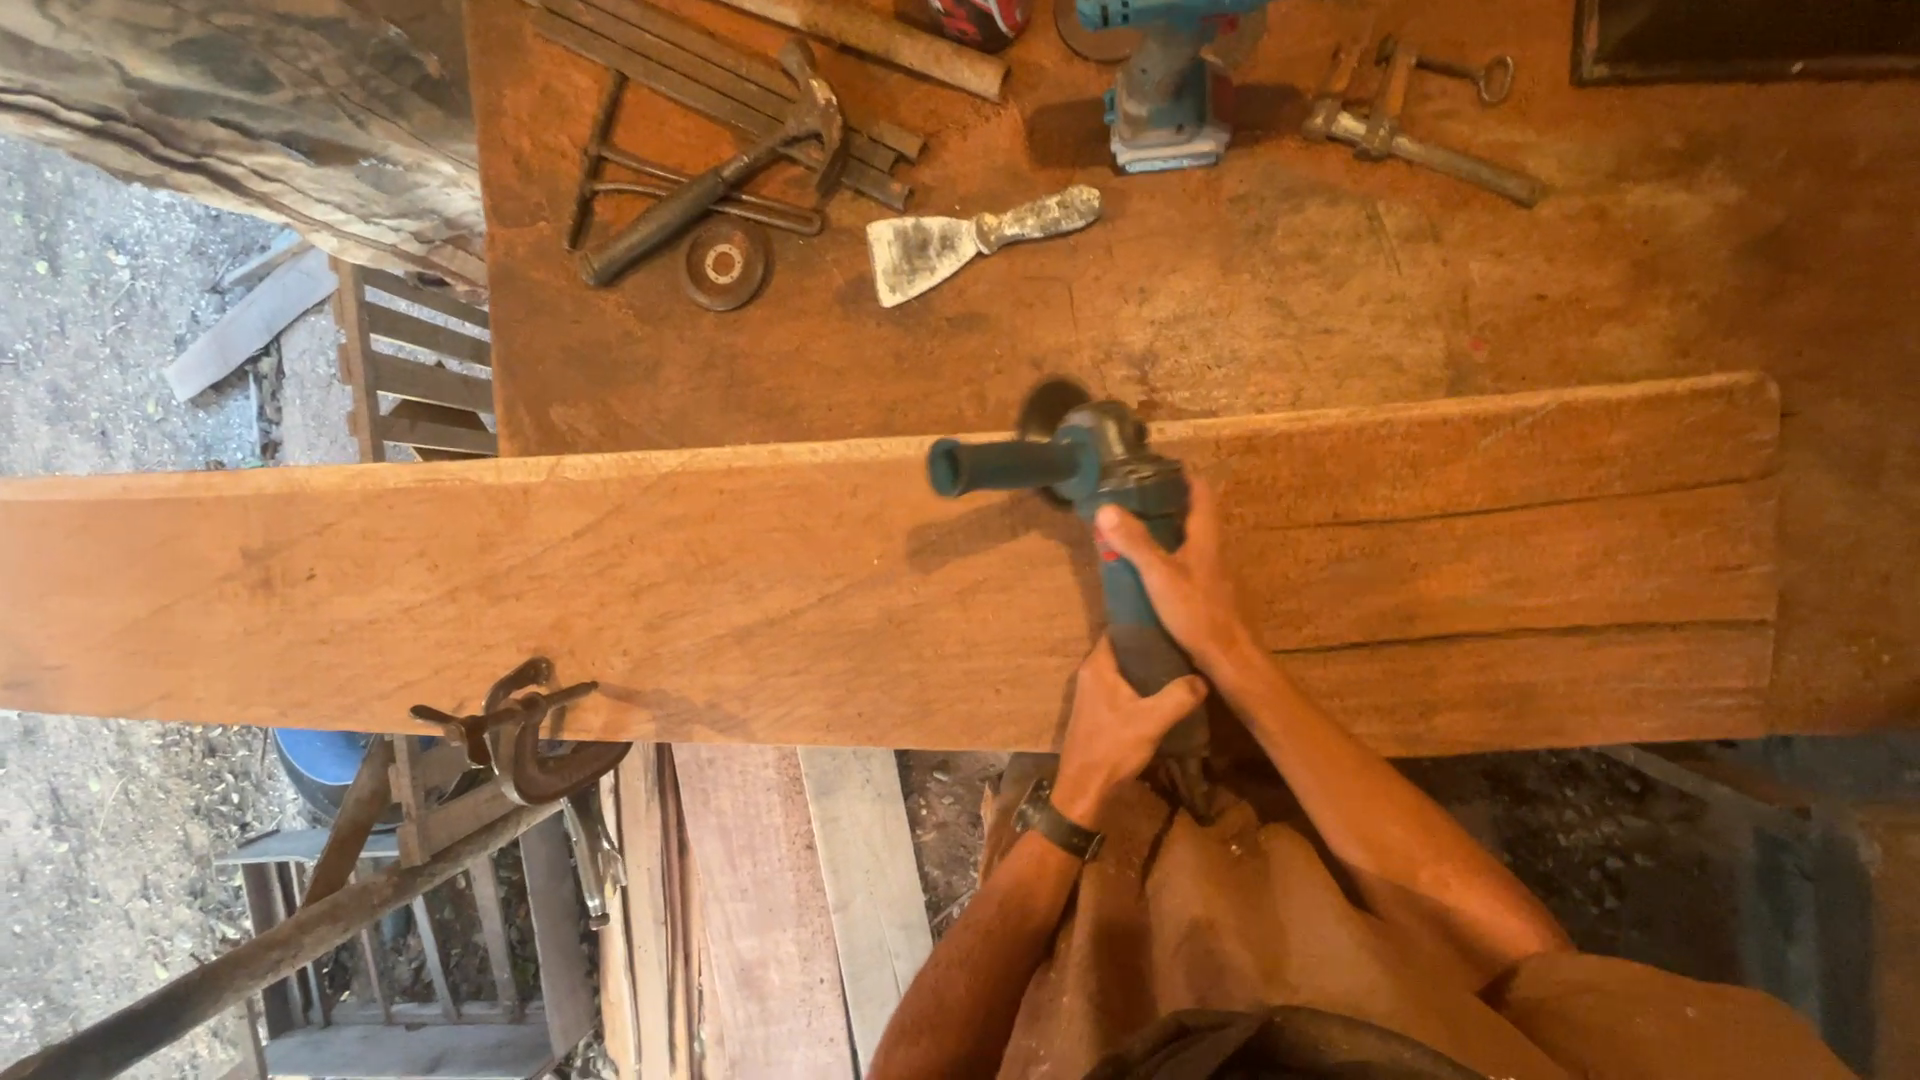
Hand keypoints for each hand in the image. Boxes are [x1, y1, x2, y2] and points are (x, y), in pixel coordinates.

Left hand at [1052, 637, 1207, 825]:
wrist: (1086, 789)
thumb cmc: (1112, 748)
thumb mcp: (1151, 721)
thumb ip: (1178, 696)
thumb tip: (1203, 678)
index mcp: (1097, 666)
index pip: (1118, 630)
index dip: (1142, 623)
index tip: (1170, 621)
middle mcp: (1091, 674)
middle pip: (1123, 650)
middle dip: (1151, 647)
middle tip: (1182, 645)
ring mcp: (1093, 694)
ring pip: (1124, 671)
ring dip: (1147, 670)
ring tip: (1180, 666)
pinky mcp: (1099, 712)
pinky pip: (1123, 689)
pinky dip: (1141, 687)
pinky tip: (1164, 693)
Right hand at [1094, 478, 1254, 671]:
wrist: (1227, 656)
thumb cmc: (1197, 612)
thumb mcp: (1160, 575)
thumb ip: (1135, 542)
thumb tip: (1105, 508)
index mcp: (1205, 535)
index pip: (1199, 490)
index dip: (1180, 475)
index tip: (1152, 468)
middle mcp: (1212, 547)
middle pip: (1192, 512)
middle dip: (1164, 501)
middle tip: (1131, 497)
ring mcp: (1210, 570)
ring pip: (1187, 537)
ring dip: (1163, 529)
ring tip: (1130, 527)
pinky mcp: (1205, 590)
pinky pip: (1183, 560)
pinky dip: (1164, 554)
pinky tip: (1144, 565)